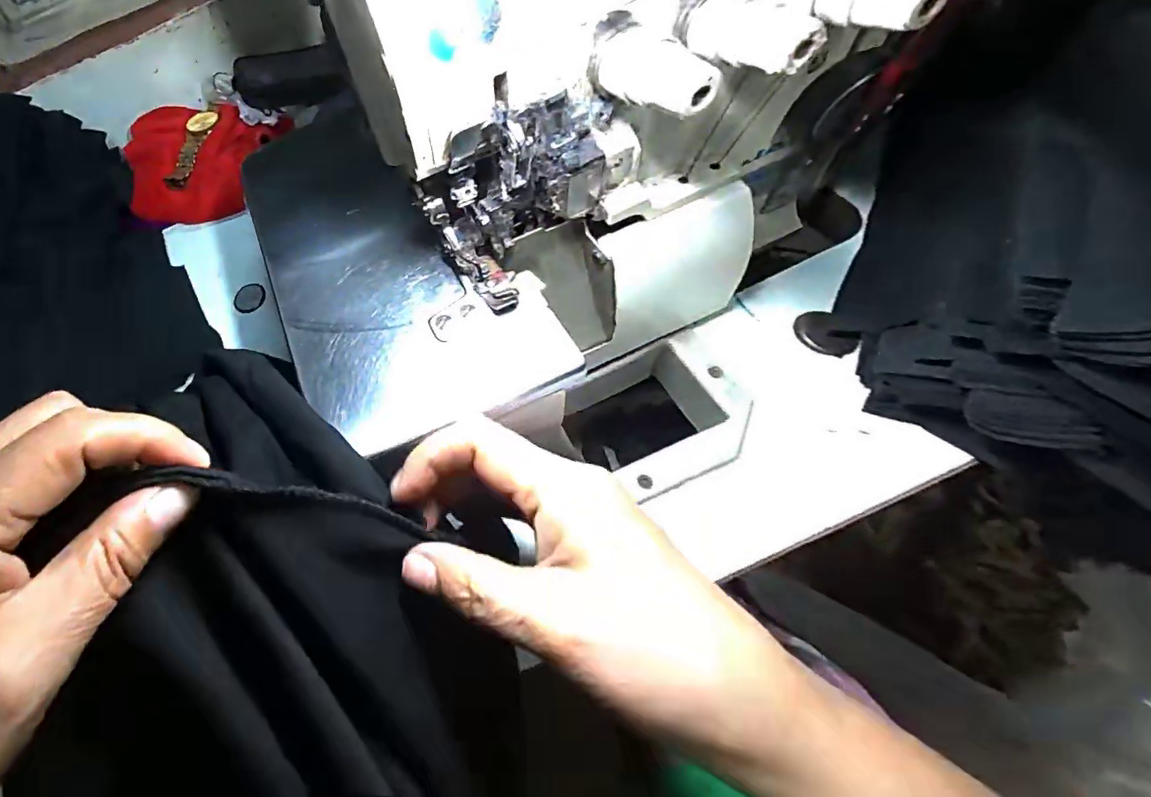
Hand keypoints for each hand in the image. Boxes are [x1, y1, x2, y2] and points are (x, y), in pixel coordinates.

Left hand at [0, 393, 206, 796]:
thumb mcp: (30, 660)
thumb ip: (106, 563)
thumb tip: (176, 495)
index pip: (61, 434)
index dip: (139, 434)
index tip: (198, 464)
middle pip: (38, 420)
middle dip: (113, 436)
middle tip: (165, 481)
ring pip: (15, 440)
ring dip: (80, 456)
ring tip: (129, 495)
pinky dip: (43, 481)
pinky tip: (66, 520)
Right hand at [391, 417, 990, 796]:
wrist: (752, 710)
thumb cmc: (656, 656)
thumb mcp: (552, 623)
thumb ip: (474, 586)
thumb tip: (409, 562)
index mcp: (565, 487)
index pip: (476, 439)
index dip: (427, 460)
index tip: (398, 501)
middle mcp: (575, 487)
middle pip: (488, 456)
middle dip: (439, 480)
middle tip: (409, 526)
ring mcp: (587, 513)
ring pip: (505, 484)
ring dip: (461, 501)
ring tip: (432, 539)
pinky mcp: (594, 541)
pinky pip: (524, 512)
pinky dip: (487, 522)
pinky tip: (475, 554)